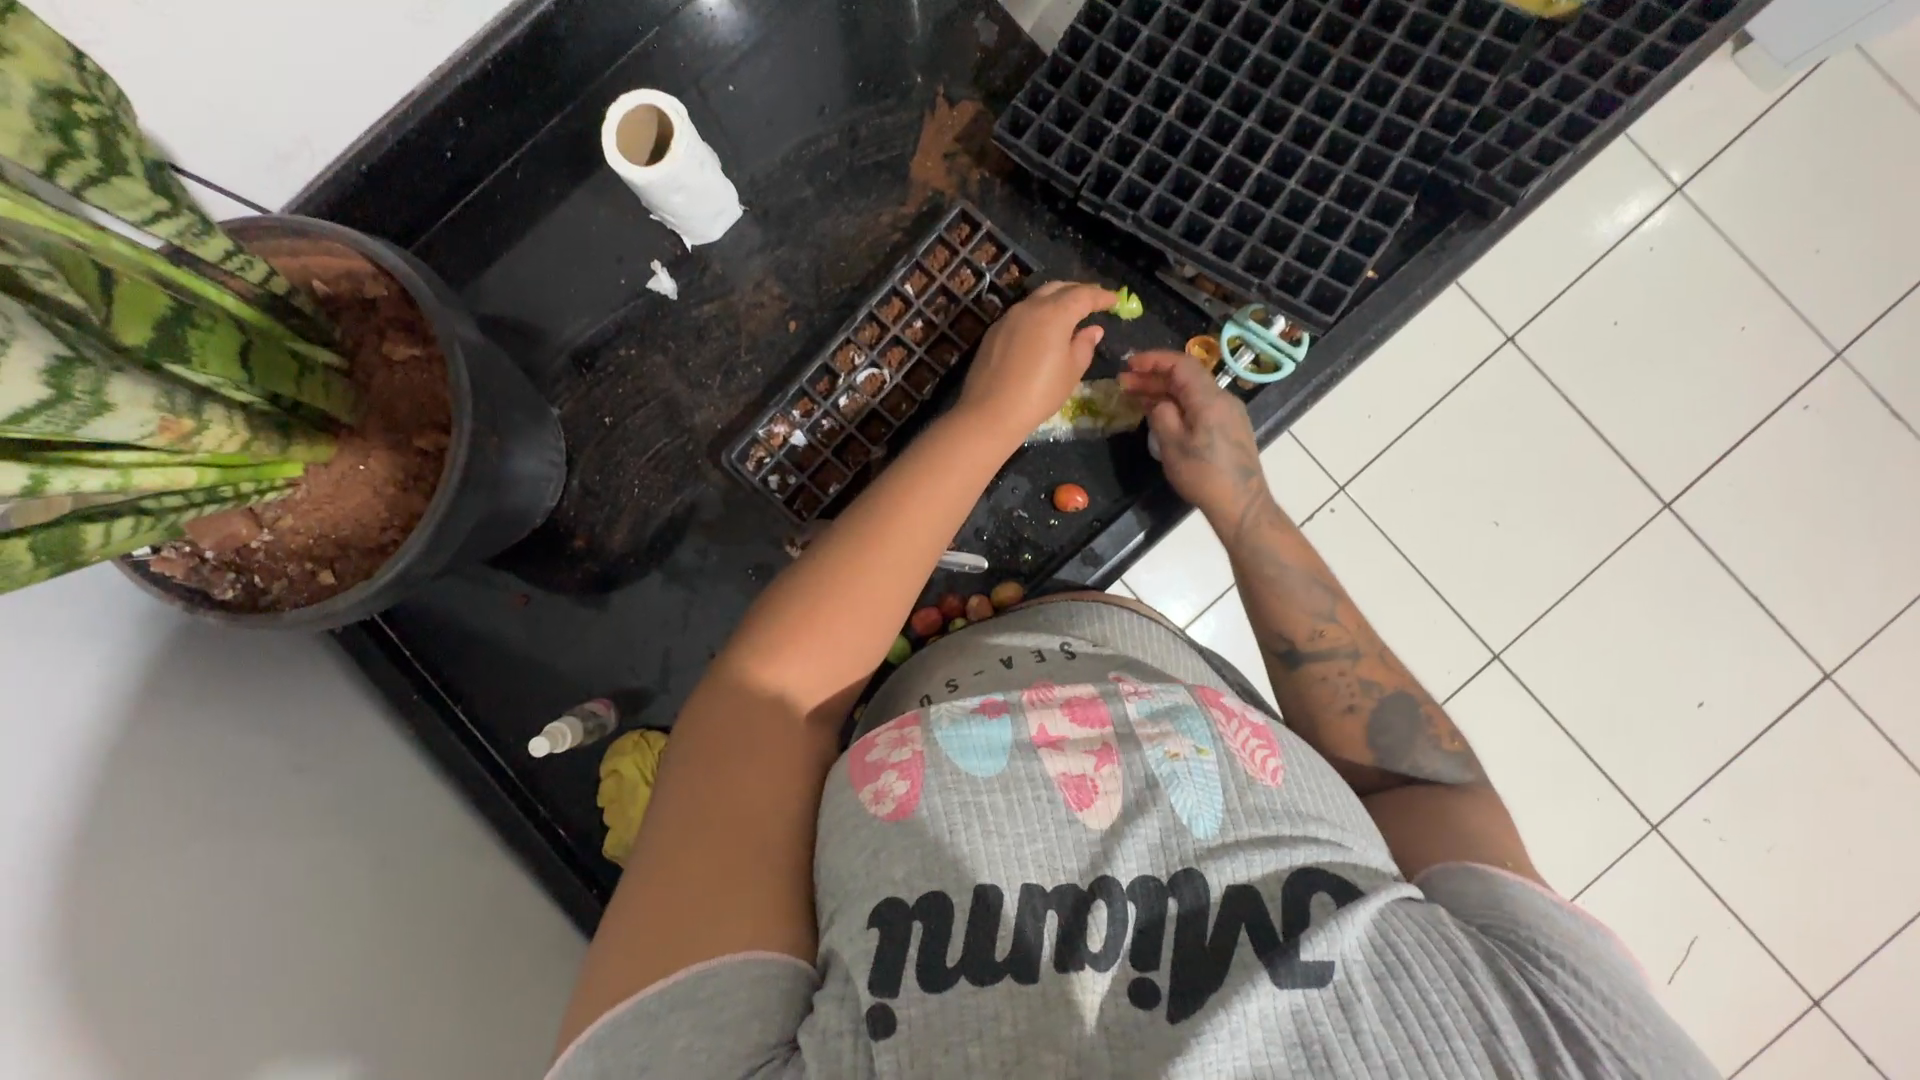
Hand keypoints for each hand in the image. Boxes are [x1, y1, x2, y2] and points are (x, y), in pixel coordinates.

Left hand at [955, 281, 1118, 444]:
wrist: (990, 412)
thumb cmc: (1039, 393)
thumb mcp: (1071, 372)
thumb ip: (1084, 345)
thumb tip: (1092, 330)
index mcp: (1054, 313)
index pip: (1083, 295)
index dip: (1101, 296)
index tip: (1115, 300)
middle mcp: (1029, 307)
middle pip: (1058, 289)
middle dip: (1078, 291)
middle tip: (1093, 301)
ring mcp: (1008, 318)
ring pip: (1037, 299)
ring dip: (1055, 301)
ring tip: (1068, 314)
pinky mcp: (993, 332)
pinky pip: (1021, 315)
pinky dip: (1037, 315)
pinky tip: (1042, 331)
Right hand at [1118, 350, 1269, 528]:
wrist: (1241, 503)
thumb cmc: (1203, 475)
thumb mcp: (1172, 445)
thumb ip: (1161, 415)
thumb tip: (1157, 401)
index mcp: (1209, 399)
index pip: (1180, 364)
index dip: (1152, 360)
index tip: (1128, 365)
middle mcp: (1222, 398)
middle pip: (1186, 376)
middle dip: (1153, 377)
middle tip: (1124, 383)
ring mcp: (1228, 412)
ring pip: (1192, 391)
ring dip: (1164, 390)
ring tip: (1136, 397)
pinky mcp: (1229, 426)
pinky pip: (1200, 404)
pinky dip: (1177, 403)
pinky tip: (1160, 412)